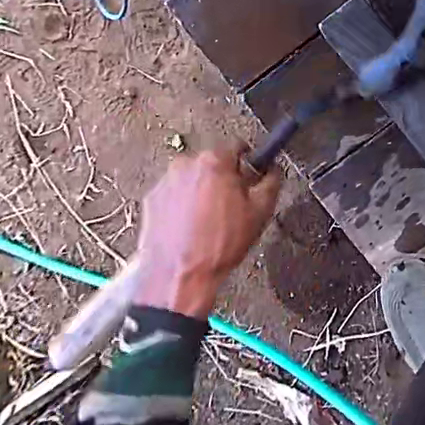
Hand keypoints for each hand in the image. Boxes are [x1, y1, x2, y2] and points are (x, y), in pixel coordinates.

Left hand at [131, 145, 281, 316]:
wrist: (179, 278)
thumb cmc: (219, 246)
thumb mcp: (260, 212)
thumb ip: (271, 182)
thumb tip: (273, 170)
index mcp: (214, 162)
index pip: (237, 147)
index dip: (248, 163)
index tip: (250, 177)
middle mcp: (186, 165)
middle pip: (212, 163)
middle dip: (224, 179)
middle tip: (232, 206)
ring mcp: (165, 182)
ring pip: (192, 179)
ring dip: (202, 192)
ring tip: (209, 223)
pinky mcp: (151, 201)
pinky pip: (174, 195)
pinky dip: (183, 205)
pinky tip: (191, 228)